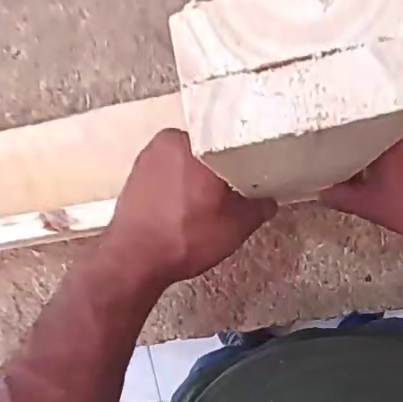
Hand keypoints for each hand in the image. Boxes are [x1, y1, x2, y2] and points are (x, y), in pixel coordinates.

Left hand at [103, 129, 275, 289]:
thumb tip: (268, 202)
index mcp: (197, 144)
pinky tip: (183, 213)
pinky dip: (176, 191)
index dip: (243, 163)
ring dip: (195, 183)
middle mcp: (169, 141)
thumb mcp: (234, 228)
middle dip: (218, 174)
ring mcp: (148, 157)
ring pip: (184, 165)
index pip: (230, 144)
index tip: (251, 180)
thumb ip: (257, 210)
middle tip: (230, 198)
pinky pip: (166, 177)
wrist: (134, 260)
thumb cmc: (182, 239)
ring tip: (205, 209)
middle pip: (206, 153)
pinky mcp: (135, 176)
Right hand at [320, 90, 402, 251]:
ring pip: (401, 82)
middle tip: (342, 105)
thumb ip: (344, 195)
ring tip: (369, 108)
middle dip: (358, 95)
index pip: (351, 98)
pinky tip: (402, 114)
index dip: (335, 104)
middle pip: (376, 83)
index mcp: (388, 118)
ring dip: (386, 93)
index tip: (322, 109)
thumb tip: (321, 189)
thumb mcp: (378, 207)